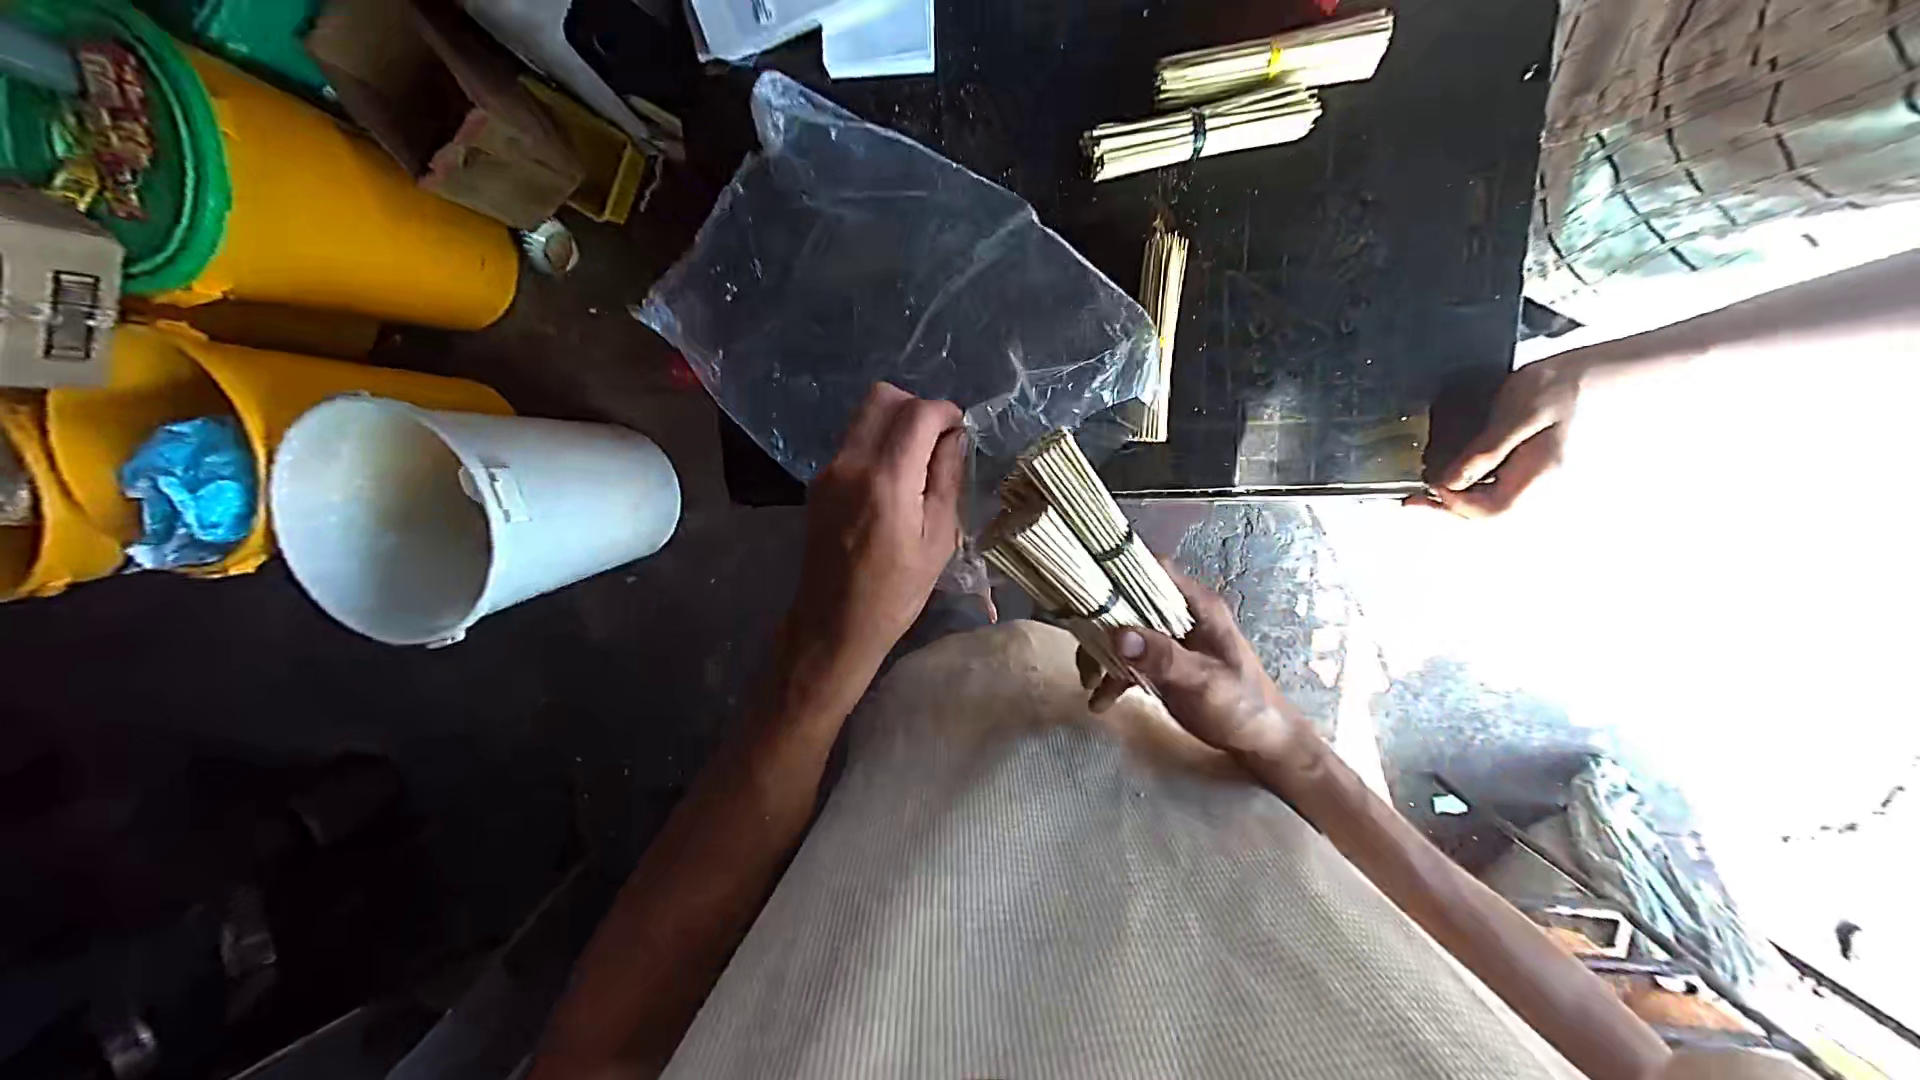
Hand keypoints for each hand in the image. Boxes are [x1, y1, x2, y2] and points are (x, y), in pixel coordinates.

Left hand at [789, 383, 965, 674]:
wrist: (834, 623)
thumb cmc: (897, 591)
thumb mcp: (939, 538)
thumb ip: (947, 478)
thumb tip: (954, 437)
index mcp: (886, 480)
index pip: (917, 413)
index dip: (945, 412)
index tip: (959, 432)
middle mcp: (850, 464)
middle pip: (882, 397)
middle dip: (917, 408)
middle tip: (937, 441)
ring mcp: (828, 471)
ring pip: (864, 416)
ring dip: (896, 424)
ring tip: (918, 463)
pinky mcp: (818, 483)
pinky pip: (853, 441)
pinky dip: (878, 444)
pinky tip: (893, 481)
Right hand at [1086, 564, 1310, 761]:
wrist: (1262, 744)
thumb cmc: (1243, 707)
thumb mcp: (1204, 682)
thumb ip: (1163, 657)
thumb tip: (1118, 634)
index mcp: (1196, 605)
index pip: (1153, 569)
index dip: (1119, 569)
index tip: (1086, 583)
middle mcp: (1179, 615)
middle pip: (1128, 601)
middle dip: (1100, 622)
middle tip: (1081, 643)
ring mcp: (1169, 640)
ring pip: (1122, 632)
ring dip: (1101, 653)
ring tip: (1088, 681)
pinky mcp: (1161, 664)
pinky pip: (1127, 661)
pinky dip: (1111, 677)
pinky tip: (1099, 701)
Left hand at [1410, 356, 1582, 517]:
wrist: (1609, 370)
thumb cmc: (1568, 386)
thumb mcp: (1519, 414)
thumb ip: (1485, 451)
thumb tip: (1451, 481)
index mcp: (1539, 474)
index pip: (1491, 510)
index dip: (1453, 504)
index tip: (1429, 486)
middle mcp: (1542, 482)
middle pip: (1489, 511)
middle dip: (1448, 507)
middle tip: (1414, 499)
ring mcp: (1540, 475)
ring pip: (1493, 501)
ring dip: (1457, 498)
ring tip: (1428, 488)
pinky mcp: (1535, 465)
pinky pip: (1499, 486)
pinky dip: (1471, 484)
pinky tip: (1454, 474)